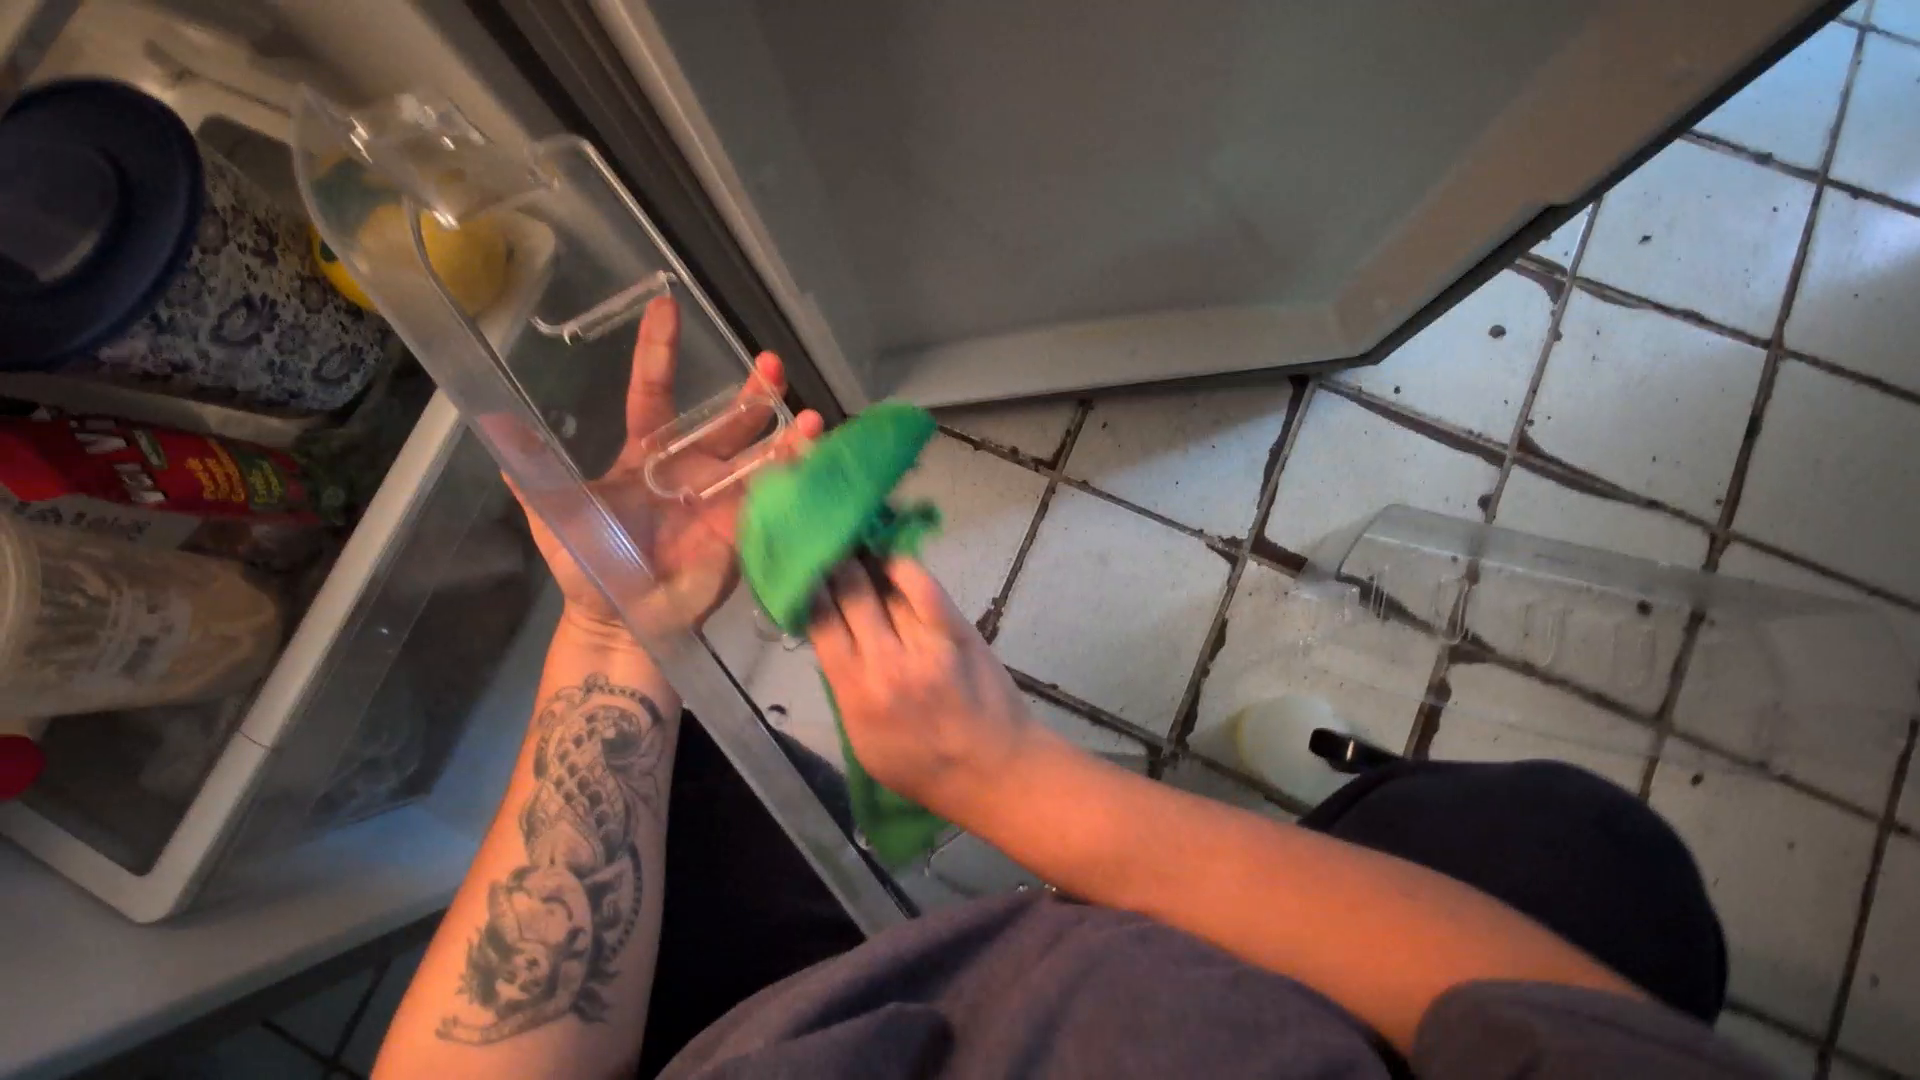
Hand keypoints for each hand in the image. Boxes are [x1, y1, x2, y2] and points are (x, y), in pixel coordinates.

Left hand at [515, 293, 823, 643]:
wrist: (623, 618)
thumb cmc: (588, 565)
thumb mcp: (556, 514)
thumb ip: (534, 468)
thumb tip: (489, 419)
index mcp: (647, 455)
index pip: (655, 392)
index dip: (660, 352)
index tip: (666, 306)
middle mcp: (692, 468)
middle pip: (728, 420)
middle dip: (752, 391)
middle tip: (771, 363)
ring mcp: (724, 496)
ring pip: (762, 454)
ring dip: (788, 433)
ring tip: (812, 417)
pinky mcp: (746, 527)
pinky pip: (776, 495)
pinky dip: (799, 475)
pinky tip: (816, 456)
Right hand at [810, 557, 1036, 816]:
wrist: (991, 770)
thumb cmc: (923, 767)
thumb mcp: (864, 742)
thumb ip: (845, 692)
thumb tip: (834, 645)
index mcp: (855, 693)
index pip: (821, 625)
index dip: (811, 593)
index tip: (808, 577)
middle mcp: (884, 663)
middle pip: (849, 595)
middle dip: (836, 568)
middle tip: (832, 553)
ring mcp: (922, 645)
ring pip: (883, 588)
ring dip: (866, 565)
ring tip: (858, 551)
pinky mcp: (956, 632)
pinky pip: (924, 587)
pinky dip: (904, 569)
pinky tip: (893, 560)